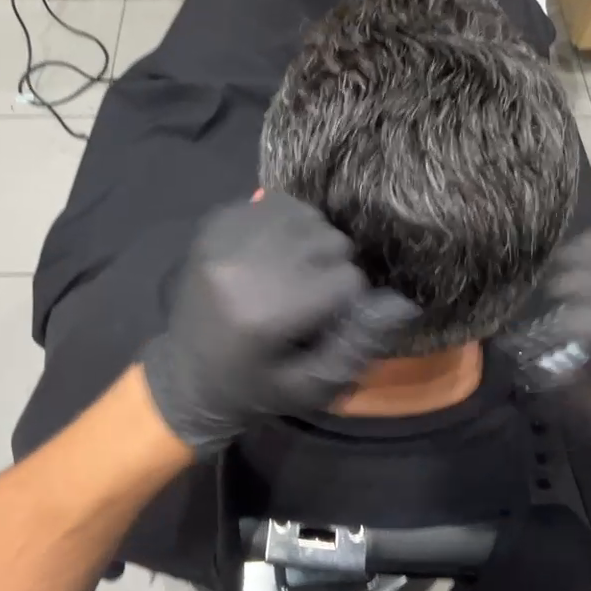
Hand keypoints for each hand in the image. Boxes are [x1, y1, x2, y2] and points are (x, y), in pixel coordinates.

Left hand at [142, 195, 418, 454]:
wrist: (185, 377)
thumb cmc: (254, 388)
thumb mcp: (312, 385)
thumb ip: (359, 342)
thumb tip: (404, 301)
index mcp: (266, 313)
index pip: (347, 278)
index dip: (350, 299)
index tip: (330, 318)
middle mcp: (244, 267)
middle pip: (329, 239)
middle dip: (334, 265)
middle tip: (315, 295)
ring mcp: (225, 240)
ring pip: (306, 214)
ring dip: (315, 239)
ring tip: (300, 269)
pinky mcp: (214, 224)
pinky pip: (273, 202)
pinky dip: (287, 220)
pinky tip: (281, 247)